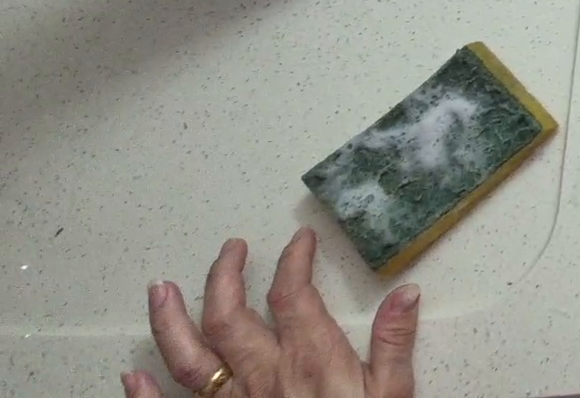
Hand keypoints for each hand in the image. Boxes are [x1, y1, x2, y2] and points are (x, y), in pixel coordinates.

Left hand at [122, 228, 419, 397]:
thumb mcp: (391, 395)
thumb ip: (394, 344)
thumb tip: (407, 291)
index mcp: (309, 361)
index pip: (293, 297)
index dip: (294, 261)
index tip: (300, 238)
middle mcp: (262, 377)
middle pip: (230, 320)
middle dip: (225, 278)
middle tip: (231, 247)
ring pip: (189, 359)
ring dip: (171, 322)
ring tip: (161, 288)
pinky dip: (142, 391)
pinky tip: (131, 371)